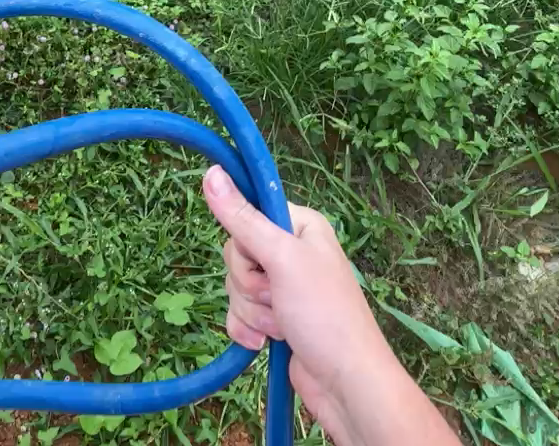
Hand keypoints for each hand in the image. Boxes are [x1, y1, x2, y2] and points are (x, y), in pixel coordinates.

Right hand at [203, 166, 460, 445]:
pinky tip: (263, 342)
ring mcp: (282, 286)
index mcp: (300, 225)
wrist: (347, 387)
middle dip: (249, 282)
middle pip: (237, 252)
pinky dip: (245, 328)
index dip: (246, 239)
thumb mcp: (282, 258)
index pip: (250, 213)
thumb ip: (243, 218)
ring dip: (251, 310)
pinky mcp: (272, 317)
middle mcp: (291, 251)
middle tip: (276, 296)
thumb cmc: (324, 314)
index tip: (260, 257)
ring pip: (235, 284)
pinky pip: (237, 311)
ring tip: (280, 325)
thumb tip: (211, 171)